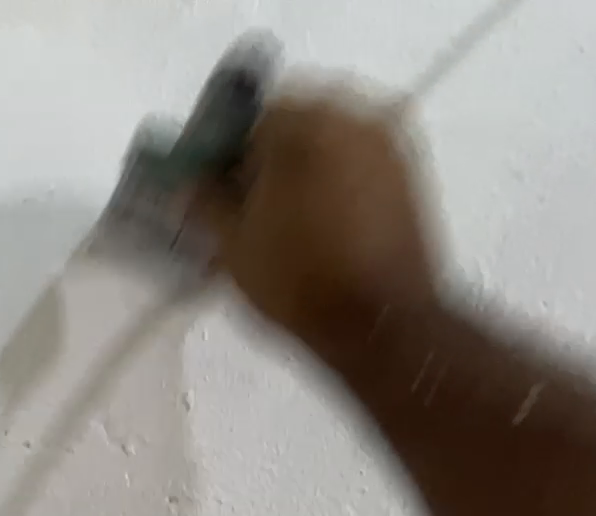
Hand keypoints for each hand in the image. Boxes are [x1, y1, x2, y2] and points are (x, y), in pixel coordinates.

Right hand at [189, 87, 442, 345]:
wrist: (376, 321)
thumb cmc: (295, 279)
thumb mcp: (231, 245)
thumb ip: (204, 204)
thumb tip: (189, 185)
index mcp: (307, 125)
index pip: (249, 115)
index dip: (218, 148)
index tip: (203, 183)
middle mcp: (355, 118)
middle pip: (291, 124)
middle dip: (257, 158)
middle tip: (232, 202)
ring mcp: (387, 146)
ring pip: (323, 144)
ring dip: (292, 172)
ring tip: (267, 220)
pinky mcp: (406, 177)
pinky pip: (350, 165)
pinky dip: (322, 184)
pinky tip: (302, 226)